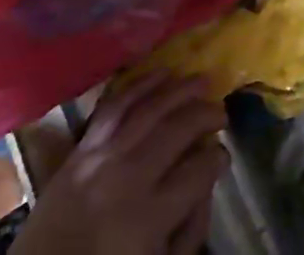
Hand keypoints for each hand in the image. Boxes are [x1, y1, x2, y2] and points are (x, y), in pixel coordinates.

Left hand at [9, 74, 228, 254]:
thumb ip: (190, 231)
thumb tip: (207, 185)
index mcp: (148, 217)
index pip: (198, 170)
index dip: (219, 157)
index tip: (223, 156)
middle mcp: (127, 178)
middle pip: (177, 129)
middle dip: (207, 114)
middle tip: (222, 112)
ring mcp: (100, 158)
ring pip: (149, 109)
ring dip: (180, 89)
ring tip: (203, 80)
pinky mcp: (79, 150)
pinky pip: (114, 107)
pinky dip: (140, 85)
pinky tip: (163, 73)